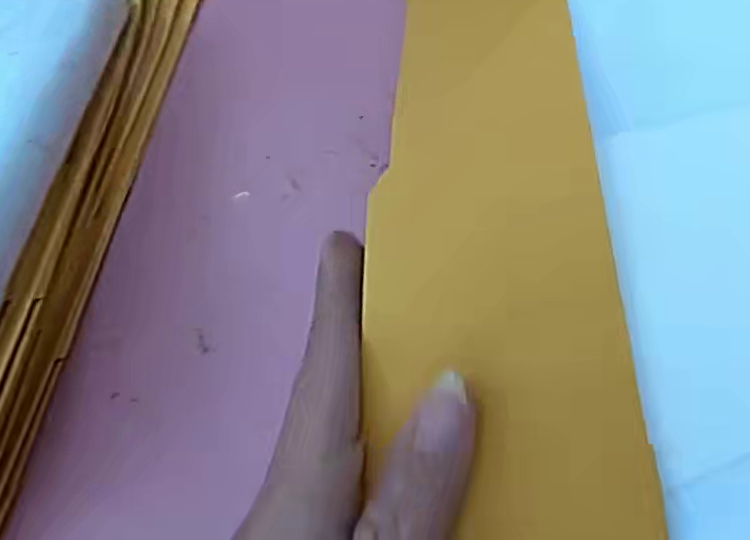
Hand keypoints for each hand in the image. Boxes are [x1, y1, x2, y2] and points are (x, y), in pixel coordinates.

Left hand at [235, 232, 475, 539]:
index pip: (326, 374)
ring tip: (425, 353)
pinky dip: (388, 443)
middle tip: (400, 282)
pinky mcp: (316, 538)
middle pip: (334, 398)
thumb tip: (453, 386)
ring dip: (379, 388)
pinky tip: (420, 449)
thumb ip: (411, 490)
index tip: (338, 240)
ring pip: (345, 440)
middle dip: (361, 334)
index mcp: (300, 491)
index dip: (336, 303)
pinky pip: (360, 479)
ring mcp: (300, 525)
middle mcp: (296, 500)